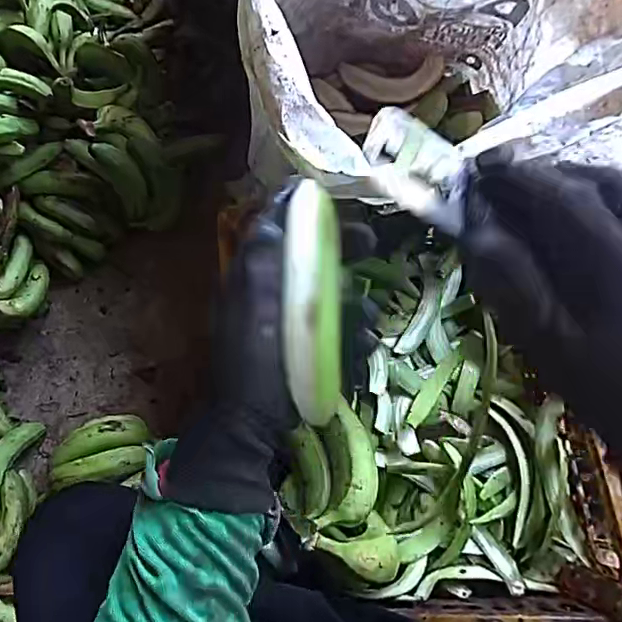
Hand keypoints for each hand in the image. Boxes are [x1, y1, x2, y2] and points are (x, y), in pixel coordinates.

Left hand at [162, 188, 372, 513]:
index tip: (338, 201)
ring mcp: (286, 319)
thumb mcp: (255, 298)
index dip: (306, 209)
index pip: (277, 225)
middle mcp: (268, 290)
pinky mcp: (302, 345)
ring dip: (354, 299)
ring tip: (368, 316)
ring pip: (330, 291)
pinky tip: (362, 342)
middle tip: (370, 243)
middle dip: (342, 248)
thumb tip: (279, 206)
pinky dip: (351, 331)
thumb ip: (265, 252)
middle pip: (310, 254)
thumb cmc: (254, 359)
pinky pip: (334, 326)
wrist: (251, 420)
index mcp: (251, 274)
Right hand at [458, 157, 621, 463]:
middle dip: (547, 174)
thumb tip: (479, 226)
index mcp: (614, 259)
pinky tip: (596, 219)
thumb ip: (510, 273)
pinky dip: (614, 203)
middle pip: (597, 181)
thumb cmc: (591, 373)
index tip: (482, 168)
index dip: (518, 177)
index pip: (562, 196)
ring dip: (580, 182)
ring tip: (543, 193)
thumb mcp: (537, 330)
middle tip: (506, 180)